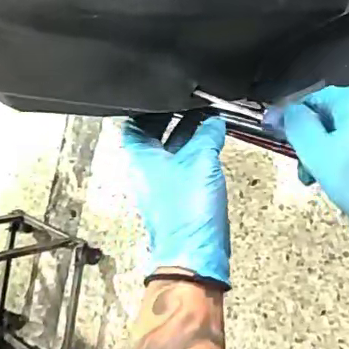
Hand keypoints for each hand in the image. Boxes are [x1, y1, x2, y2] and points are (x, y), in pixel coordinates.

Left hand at [118, 116, 230, 285]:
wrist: (195, 253)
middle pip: (152, 134)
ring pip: (169, 150)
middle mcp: (145, 169)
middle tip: (189, 104)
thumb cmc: (186, 210)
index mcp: (139, 157)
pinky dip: (192, 153)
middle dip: (170, 117)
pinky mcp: (177, 196)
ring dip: (184, 135)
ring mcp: (161, 184)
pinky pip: (182, 166)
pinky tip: (209, 147)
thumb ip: (207, 134)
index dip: (146, 106)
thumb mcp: (201, 159)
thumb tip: (215, 121)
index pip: (133, 121)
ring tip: (204, 120)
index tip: (163, 94)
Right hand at [268, 85, 348, 271]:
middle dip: (316, 145)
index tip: (289, 155)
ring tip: (337, 185)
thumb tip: (282, 111)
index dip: (293, 126)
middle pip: (332, 116)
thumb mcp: (319, 155)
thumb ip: (296, 126)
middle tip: (311, 177)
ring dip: (336, 154)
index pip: (310, 102)